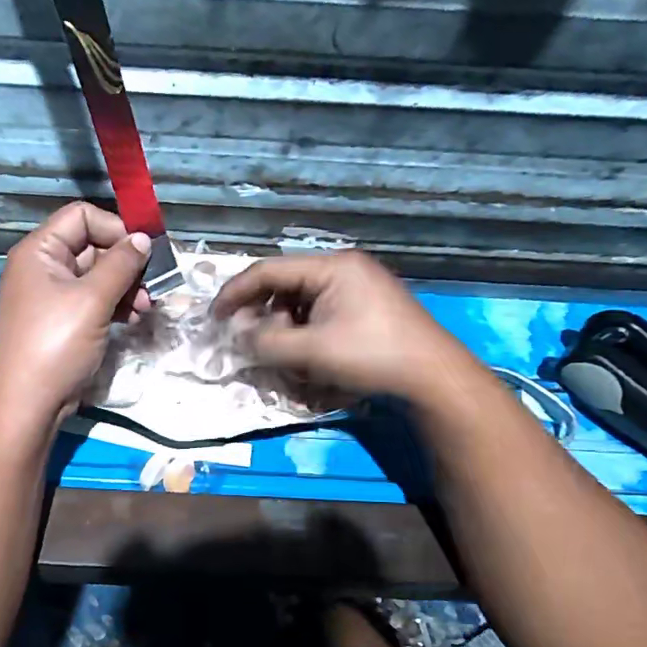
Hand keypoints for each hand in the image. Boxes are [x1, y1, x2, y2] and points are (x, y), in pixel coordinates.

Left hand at [0, 202, 152, 424]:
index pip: (81, 216)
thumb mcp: (93, 300)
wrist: (26, 404)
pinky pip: (88, 302)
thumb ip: (121, 264)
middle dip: (125, 262)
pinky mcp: (56, 323)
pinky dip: (111, 306)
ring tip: (147, 307)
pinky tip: (133, 318)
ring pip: (93, 277)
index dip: (115, 227)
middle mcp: (38, 268)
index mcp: (37, 251)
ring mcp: (46, 297)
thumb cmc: (55, 344)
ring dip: (124, 287)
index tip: (145, 250)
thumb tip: (142, 239)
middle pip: (90, 246)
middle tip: (154, 284)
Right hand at [211, 251, 482, 402]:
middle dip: (261, 316)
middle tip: (248, 342)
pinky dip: (302, 334)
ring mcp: (356, 289)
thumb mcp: (309, 351)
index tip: (213, 318)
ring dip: (281, 329)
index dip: (234, 293)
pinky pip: (317, 315)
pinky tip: (304, 357)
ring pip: (298, 304)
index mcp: (332, 267)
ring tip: (281, 356)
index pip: (267, 271)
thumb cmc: (371, 356)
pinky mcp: (363, 310)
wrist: (433, 378)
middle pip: (282, 287)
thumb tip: (237, 334)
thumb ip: (265, 340)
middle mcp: (343, 270)